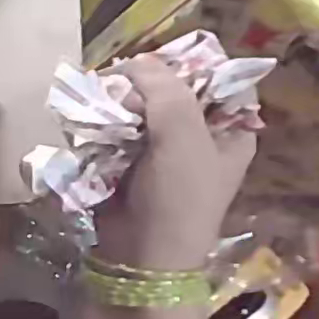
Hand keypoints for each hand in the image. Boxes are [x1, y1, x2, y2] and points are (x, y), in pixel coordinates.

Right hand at [93, 55, 256, 270]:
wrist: (142, 257)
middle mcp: (196, 137)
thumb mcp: (183, 137)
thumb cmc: (178, 198)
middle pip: (168, 93)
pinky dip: (101, 132)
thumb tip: (135, 62)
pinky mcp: (126, 167)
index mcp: (228, 130)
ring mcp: (159, 154)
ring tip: (100, 112)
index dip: (183, 67)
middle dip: (139, 90)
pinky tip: (90, 130)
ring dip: (115, 111)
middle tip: (118, 93)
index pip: (213, 79)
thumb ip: (165, 91)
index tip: (152, 67)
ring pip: (135, 114)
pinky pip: (114, 137)